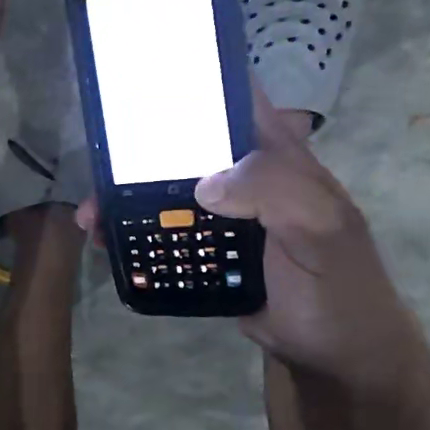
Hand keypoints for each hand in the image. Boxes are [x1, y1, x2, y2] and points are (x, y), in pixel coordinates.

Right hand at [79, 87, 422, 382]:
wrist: (334, 352)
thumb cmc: (338, 284)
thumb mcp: (320, 226)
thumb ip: (274, 189)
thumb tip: (205, 184)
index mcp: (274, 150)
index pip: (230, 96)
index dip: (190, 78)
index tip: (138, 78)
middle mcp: (243, 171)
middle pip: (182, 144)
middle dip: (137, 148)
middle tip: (97, 161)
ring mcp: (223, 210)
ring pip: (165, 188)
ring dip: (126, 195)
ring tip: (91, 215)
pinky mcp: (208, 246)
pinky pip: (165, 229)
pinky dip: (135, 232)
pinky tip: (107, 241)